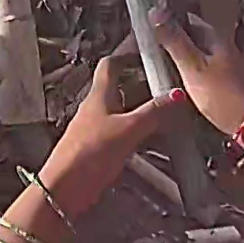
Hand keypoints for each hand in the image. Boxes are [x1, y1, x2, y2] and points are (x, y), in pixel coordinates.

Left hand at [41, 56, 184, 215]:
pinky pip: (125, 134)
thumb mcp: (127, 129)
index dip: (127, 56)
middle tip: (169, 87)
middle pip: (121, 88)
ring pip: (125, 112)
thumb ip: (153, 112)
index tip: (148, 55)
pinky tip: (156, 142)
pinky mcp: (101, 149)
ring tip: (171, 114)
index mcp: (99, 95)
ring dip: (145, 112)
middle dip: (144, 87)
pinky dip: (141, 134)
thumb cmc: (90, 152)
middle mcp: (97, 108)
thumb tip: (177, 94)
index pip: (110, 65)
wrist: (66, 188)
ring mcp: (98, 128)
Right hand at [151, 4, 243, 134]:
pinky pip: (199, 63)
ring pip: (194, 49)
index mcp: (214, 35)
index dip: (166, 20)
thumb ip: (174, 40)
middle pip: (190, 33)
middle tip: (146, 45)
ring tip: (155, 60)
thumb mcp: (192, 66)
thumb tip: (154, 11)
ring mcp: (224, 60)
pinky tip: (173, 75)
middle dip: (170, 37)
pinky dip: (185, 65)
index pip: (186, 18)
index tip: (146, 26)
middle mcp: (221, 43)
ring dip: (177, 52)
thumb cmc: (220, 94)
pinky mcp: (224, 76)